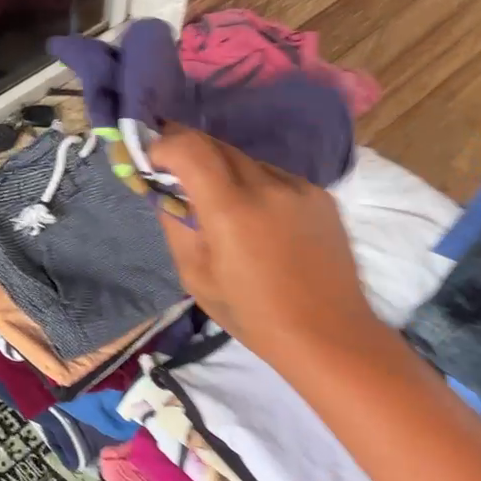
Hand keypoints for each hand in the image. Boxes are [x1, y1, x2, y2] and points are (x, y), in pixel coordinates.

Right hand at [151, 125, 388, 365]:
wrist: (329, 334)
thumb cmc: (253, 315)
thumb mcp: (195, 276)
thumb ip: (176, 225)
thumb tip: (165, 193)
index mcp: (231, 209)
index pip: (189, 147)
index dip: (163, 146)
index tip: (152, 163)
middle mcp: (267, 186)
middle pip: (216, 145)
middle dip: (189, 154)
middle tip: (175, 179)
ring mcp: (299, 187)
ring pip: (246, 161)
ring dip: (223, 172)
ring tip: (221, 209)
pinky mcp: (321, 195)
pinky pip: (275, 177)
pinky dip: (255, 188)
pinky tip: (260, 223)